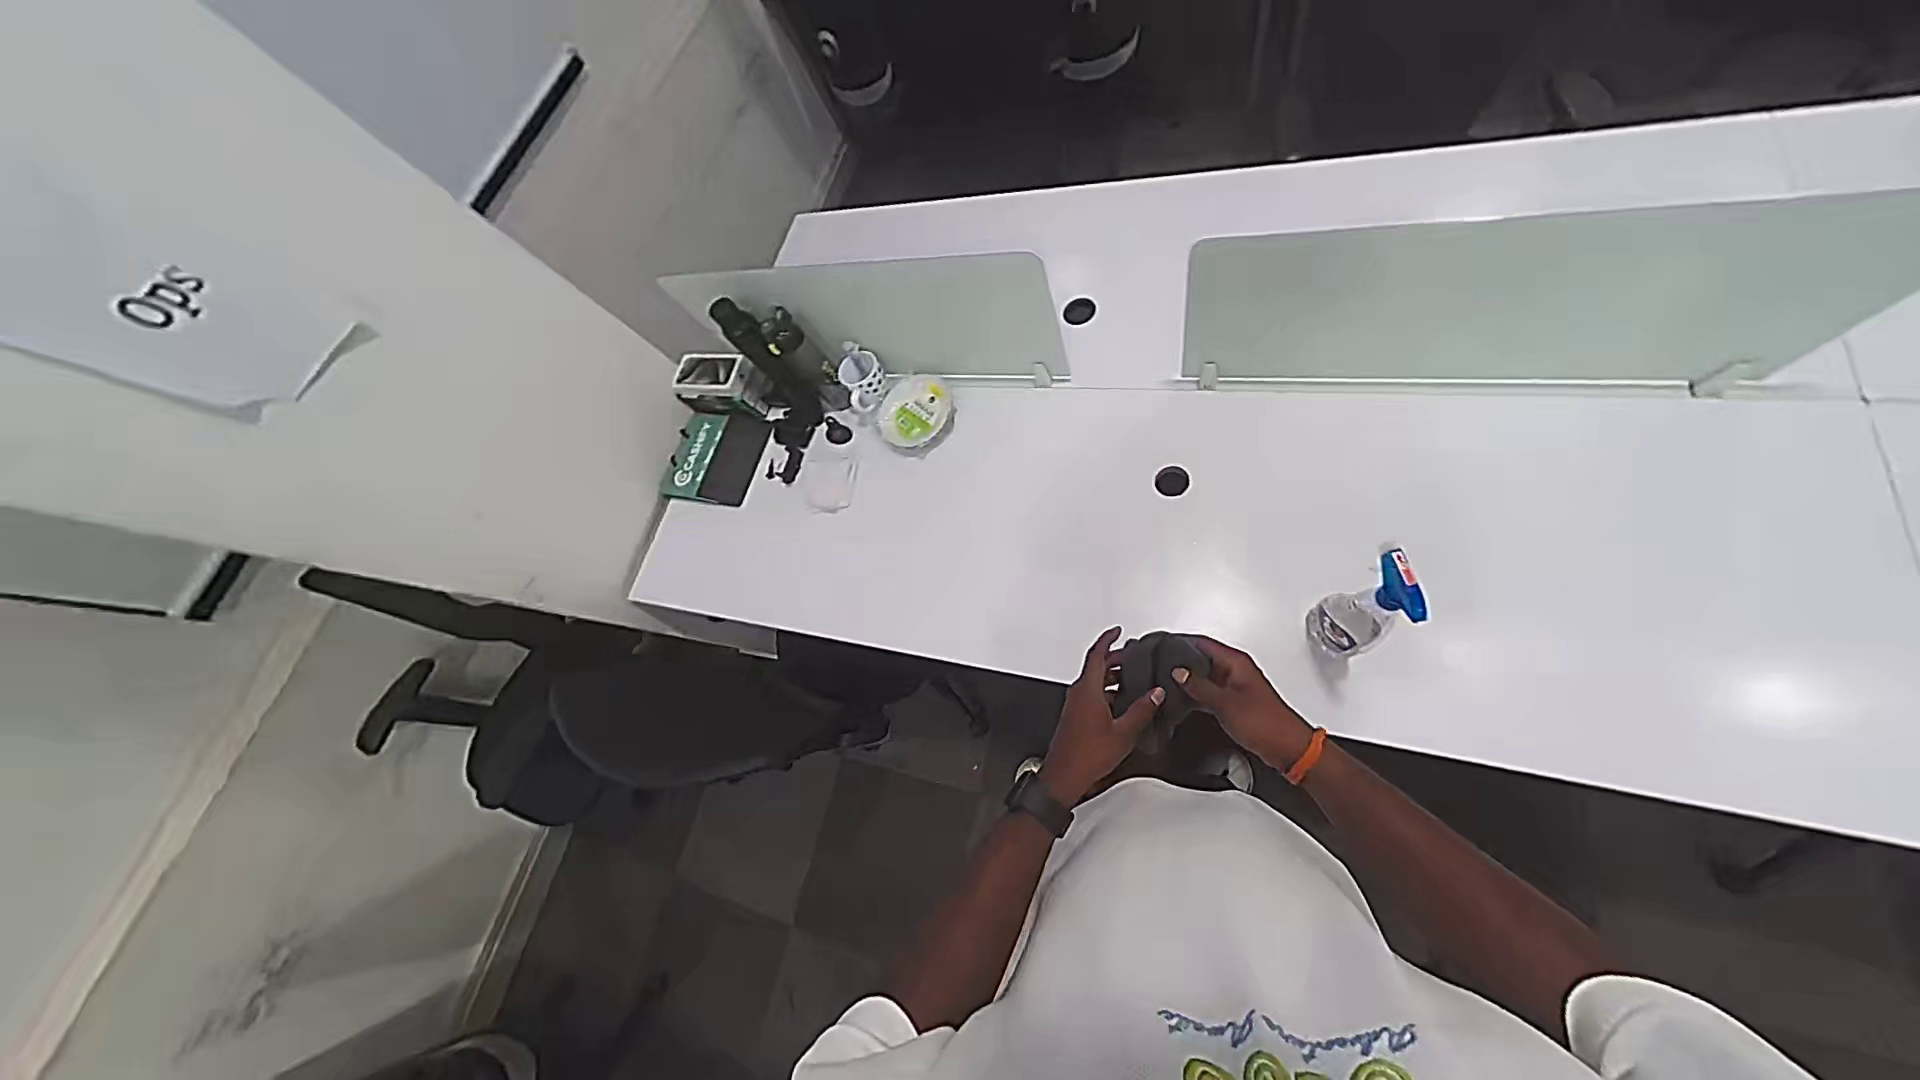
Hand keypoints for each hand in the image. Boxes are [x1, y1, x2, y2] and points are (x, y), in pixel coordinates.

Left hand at [1039, 627, 1161, 803]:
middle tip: (1131, 656)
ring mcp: (1075, 705)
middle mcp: (1078, 693)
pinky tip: (1122, 702)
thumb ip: (1141, 710)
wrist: (1064, 775)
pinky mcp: (1076, 715)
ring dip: (1111, 676)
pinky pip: (1092, 695)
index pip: (1096, 655)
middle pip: (1096, 666)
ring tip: (1131, 678)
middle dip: (1114, 658)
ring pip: (1095, 681)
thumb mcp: (1123, 732)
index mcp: (1087, 690)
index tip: (1116, 631)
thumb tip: (1155, 694)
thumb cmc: (1086, 755)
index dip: (1107, 639)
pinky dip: (1107, 691)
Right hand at [1173, 638, 1315, 768]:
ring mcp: (1235, 686)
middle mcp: (1236, 671)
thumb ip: (1199, 686)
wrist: (1286, 748)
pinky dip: (1198, 694)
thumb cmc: (1266, 723)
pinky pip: (1210, 692)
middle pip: (1203, 658)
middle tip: (1162, 666)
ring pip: (1206, 676)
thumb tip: (1179, 673)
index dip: (1183, 642)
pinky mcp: (1234, 702)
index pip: (1203, 642)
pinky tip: (1186, 701)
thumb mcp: (1225, 702)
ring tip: (1170, 684)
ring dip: (1191, 680)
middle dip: (1184, 662)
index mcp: (1236, 663)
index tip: (1165, 645)